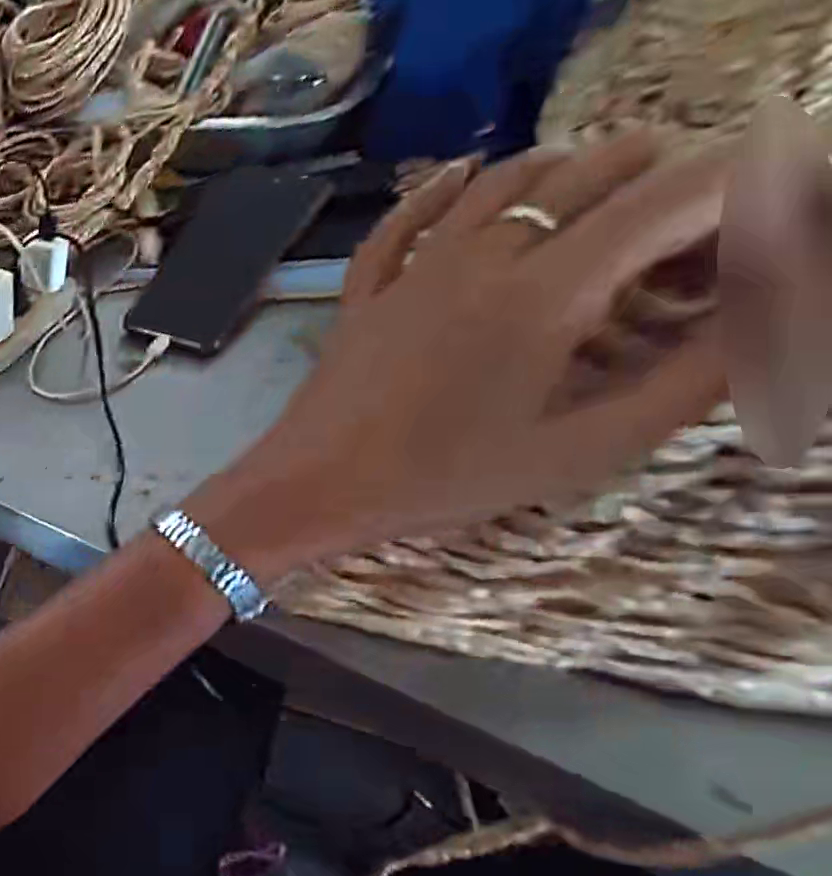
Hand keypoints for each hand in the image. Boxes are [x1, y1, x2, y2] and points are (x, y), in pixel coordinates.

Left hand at [188, 133, 730, 577]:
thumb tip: (781, 307)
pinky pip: (398, 226)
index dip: (746, 196)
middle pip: (590, 173)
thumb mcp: (581, 447)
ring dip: (566, 172)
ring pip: (497, 184)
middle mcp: (475, 261)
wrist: (307, 490)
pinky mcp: (359, 298)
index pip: (677, 197)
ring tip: (609, 196)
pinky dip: (438, 191)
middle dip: (665, 181)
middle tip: (681, 241)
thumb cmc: (436, 482)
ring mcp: (407, 276)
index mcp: (544, 293)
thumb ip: (694, 375)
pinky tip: (463, 174)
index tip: (760, 237)